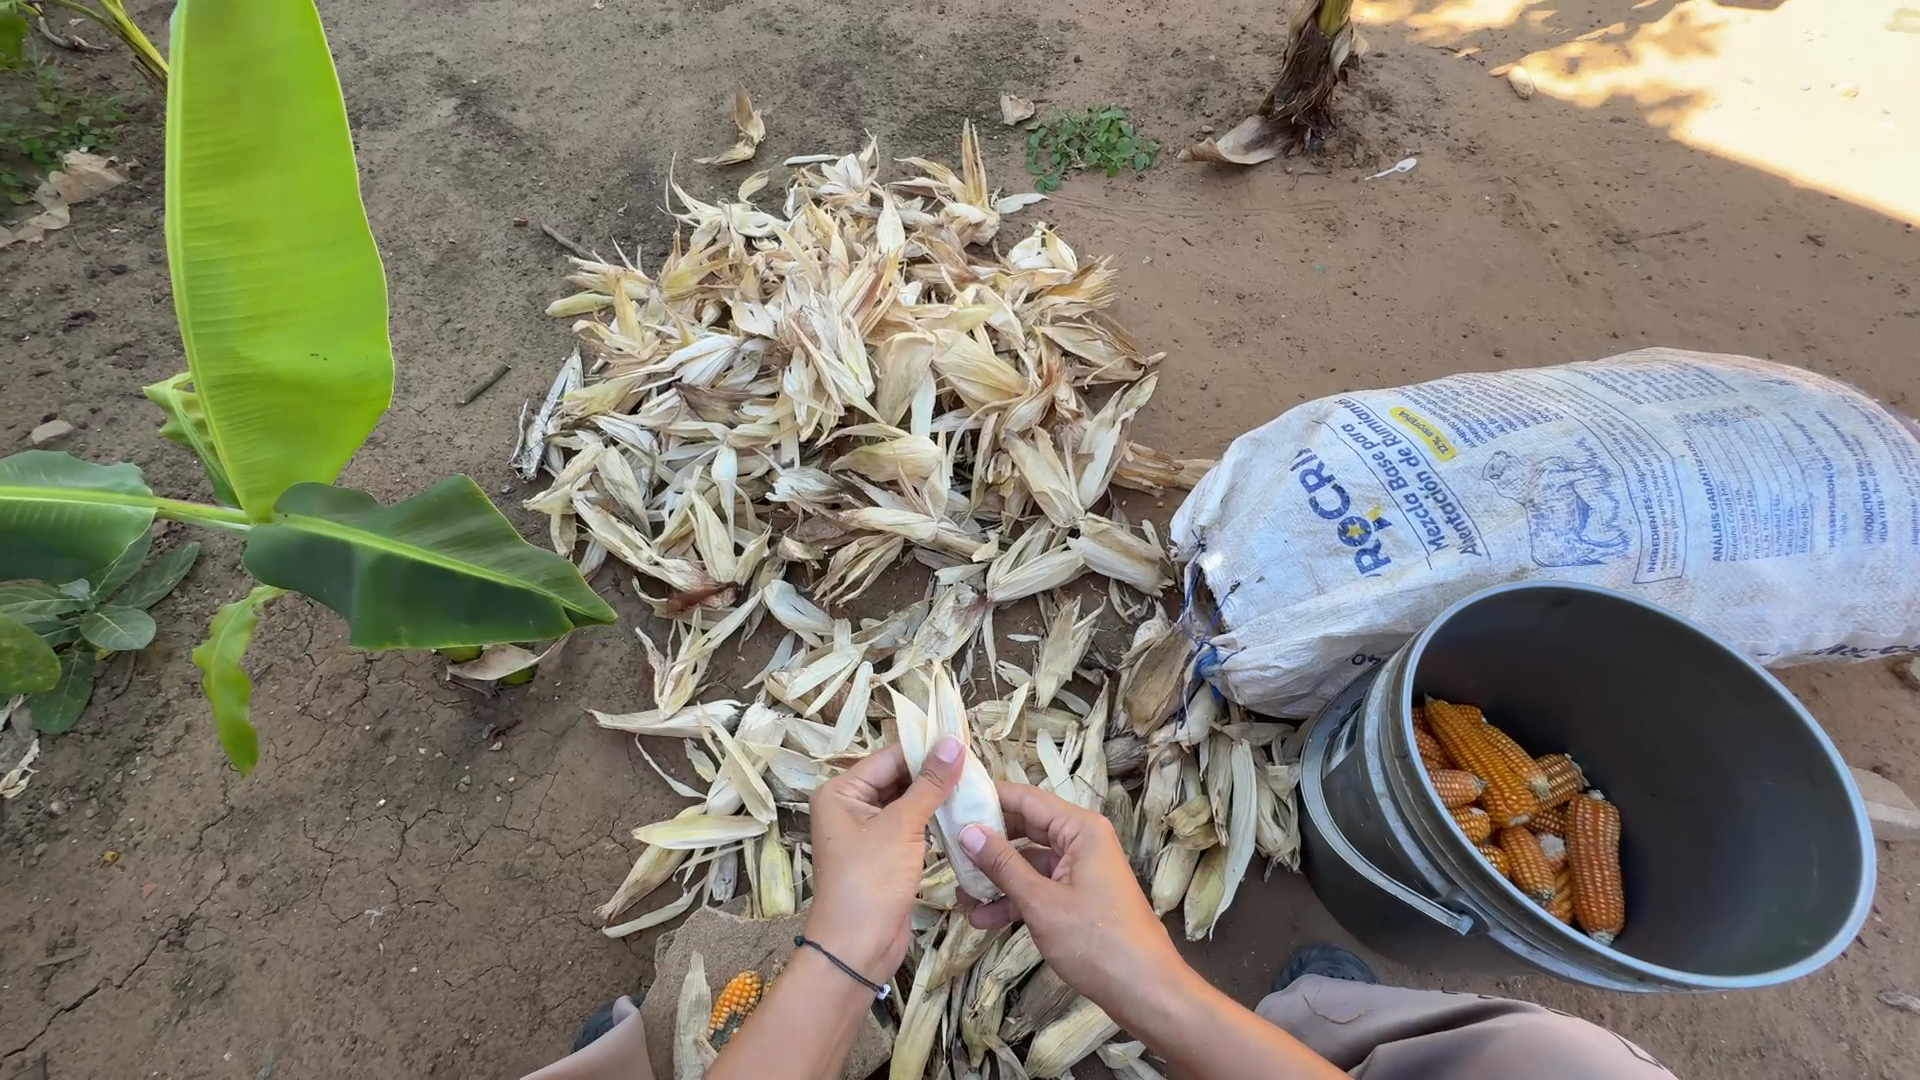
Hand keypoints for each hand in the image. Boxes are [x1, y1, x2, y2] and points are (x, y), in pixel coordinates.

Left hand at [805, 737, 963, 982]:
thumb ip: (930, 783)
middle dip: (934, 773)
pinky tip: (962, 813)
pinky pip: (911, 824)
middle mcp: (850, 805)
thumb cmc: (870, 881)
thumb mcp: (901, 826)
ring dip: (936, 796)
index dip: (926, 749)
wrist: (857, 951)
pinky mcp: (885, 853)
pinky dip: (933, 819)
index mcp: (841, 791)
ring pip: (908, 801)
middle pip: (899, 777)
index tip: (964, 742)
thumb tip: (953, 742)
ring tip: (974, 784)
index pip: (890, 758)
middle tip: (975, 765)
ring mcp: (868, 831)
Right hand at [960, 783, 1191, 1021]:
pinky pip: (1040, 885)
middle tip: (949, 850)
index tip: (953, 802)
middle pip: (1025, 828)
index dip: (989, 798)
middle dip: (989, 843)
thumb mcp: (1042, 902)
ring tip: (961, 893)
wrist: (1147, 994)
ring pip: (1029, 861)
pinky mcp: (1078, 896)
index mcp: (1080, 828)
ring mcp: (1080, 869)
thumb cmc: (1097, 941)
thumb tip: (968, 831)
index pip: (1026, 798)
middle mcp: (1081, 840)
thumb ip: (1002, 865)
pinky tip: (983, 919)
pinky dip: (1015, 899)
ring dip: (997, 877)